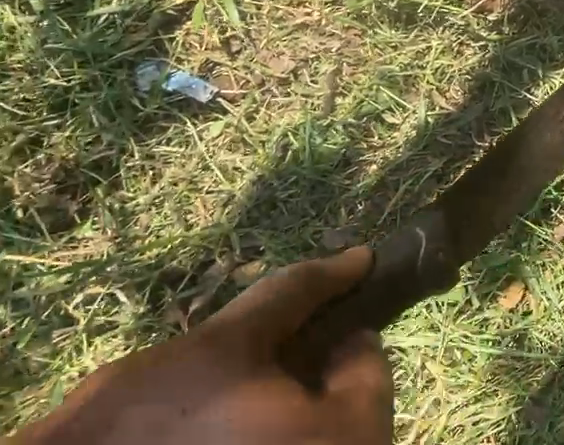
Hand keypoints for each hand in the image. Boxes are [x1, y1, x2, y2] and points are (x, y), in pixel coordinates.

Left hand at [13, 248, 392, 444]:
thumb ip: (363, 370)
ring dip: (212, 398)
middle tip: (307, 371)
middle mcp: (133, 379)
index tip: (363, 261)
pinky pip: (125, 431)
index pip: (285, 290)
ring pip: (165, 392)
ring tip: (250, 427)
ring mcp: (75, 430)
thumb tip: (350, 341)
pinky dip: (169, 434)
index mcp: (210, 355)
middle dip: (266, 351)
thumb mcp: (351, 430)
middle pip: (219, 344)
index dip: (333, 273)